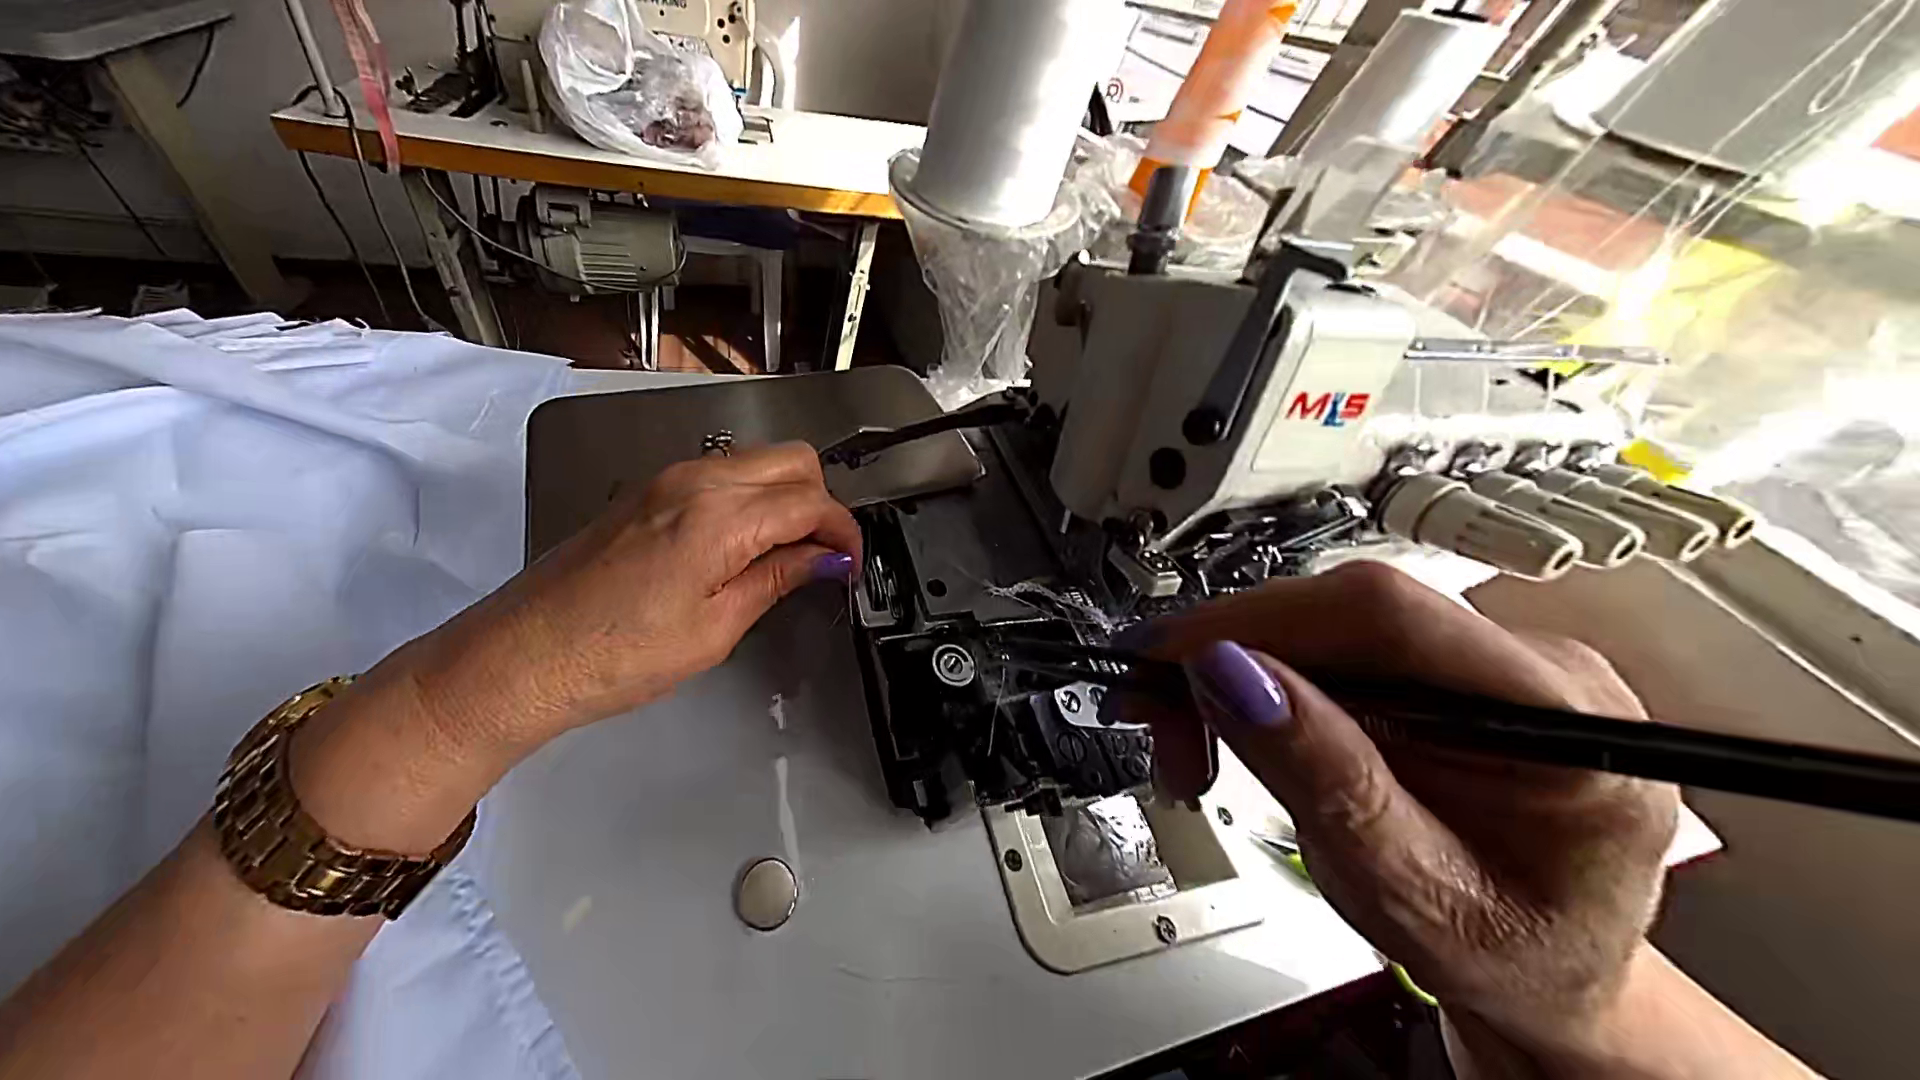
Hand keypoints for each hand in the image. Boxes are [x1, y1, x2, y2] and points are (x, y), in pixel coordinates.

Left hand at [391, 441, 861, 752]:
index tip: (851, 564)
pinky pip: (726, 474)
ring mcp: (668, 479)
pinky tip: (749, 544)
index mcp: (716, 517)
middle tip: (824, 555)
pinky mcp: (650, 490)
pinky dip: (755, 498)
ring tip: (790, 554)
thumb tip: (825, 559)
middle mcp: (694, 480)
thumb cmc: (611, 656)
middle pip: (794, 461)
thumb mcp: (715, 629)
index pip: (811, 501)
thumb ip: (777, 578)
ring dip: (790, 498)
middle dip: (823, 503)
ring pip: (761, 461)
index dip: (844, 532)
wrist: (519, 657)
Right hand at [1121, 562, 1677, 1062]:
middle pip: (1335, 608)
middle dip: (1222, 651)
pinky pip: (1312, 643)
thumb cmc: (1501, 950)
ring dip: (1224, 668)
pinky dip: (1246, 678)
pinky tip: (1222, 720)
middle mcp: (1520, 664)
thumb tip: (1230, 673)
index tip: (1169, 659)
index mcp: (1561, 718)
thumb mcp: (1407, 891)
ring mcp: (1467, 658)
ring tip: (1185, 740)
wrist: (1532, 963)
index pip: (1385, 612)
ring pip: (1310, 619)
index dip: (1258, 622)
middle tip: (1154, 710)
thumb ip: (1324, 778)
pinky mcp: (1418, 668)